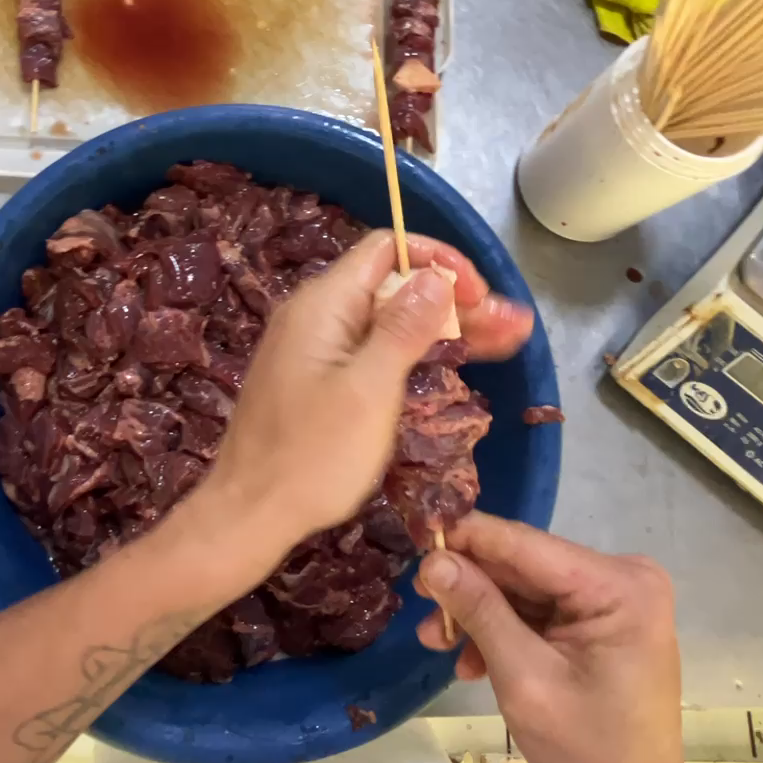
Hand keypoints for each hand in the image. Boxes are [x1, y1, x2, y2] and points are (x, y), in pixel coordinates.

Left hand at [200, 231, 534, 555]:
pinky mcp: (318, 379)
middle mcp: (316, 315)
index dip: (438, 260)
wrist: (248, 513)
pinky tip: (455, 361)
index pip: (386, 249)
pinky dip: (414, 354)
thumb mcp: (369, 390)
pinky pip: (372, 351)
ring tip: (508, 339)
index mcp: (323, 304)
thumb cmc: (311, 455)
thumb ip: (403, 328)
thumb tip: (434, 275)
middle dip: (454, 302)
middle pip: (393, 288)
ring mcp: (315, 349)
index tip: (479, 293)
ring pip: (388, 322)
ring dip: (444, 328)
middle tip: (514, 324)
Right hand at [414, 513, 688, 762]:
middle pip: (520, 564)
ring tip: (435, 637)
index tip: (415, 534)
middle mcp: (618, 575)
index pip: (523, 542)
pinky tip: (470, 656)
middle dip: (467, 584)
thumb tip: (431, 560)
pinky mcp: (596, 613)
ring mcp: (608, 594)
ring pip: (520, 585)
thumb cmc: (590, 748)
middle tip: (417, 596)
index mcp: (617, 585)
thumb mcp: (525, 679)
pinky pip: (535, 605)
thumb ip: (479, 611)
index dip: (465, 535)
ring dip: (477, 610)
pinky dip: (500, 626)